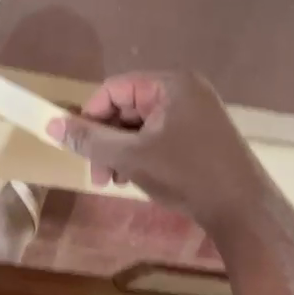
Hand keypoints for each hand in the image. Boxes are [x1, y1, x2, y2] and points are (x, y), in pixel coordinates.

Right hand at [45, 71, 265, 221]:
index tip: (78, 146)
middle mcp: (184, 92)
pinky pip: (156, 137)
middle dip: (105, 140)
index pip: (114, 89)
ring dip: (118, 152)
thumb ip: (89, 139)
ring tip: (113, 181)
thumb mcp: (130, 157)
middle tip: (96, 174)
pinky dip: (138, 156)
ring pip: (138, 126)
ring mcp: (194, 114)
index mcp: (171, 85)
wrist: (242, 209)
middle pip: (125, 107)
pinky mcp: (198, 136)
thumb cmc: (185, 174)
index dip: (90, 115)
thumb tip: (51, 125)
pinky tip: (132, 179)